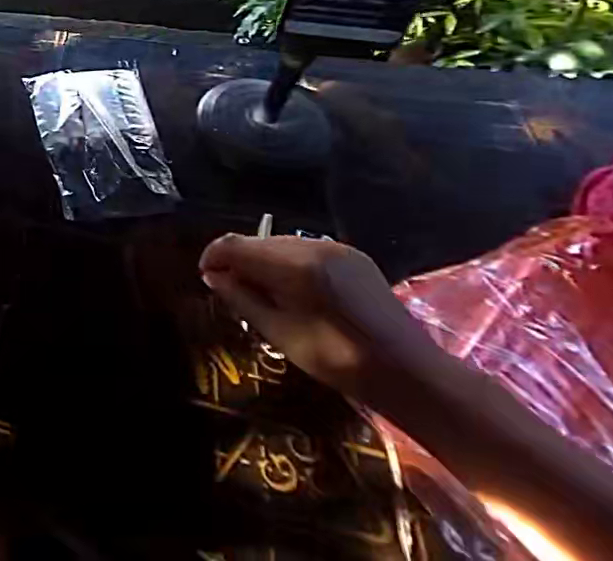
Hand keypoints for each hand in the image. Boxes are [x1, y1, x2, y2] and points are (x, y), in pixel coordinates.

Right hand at [199, 234, 441, 402]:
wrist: (407, 371)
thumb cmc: (339, 362)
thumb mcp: (281, 335)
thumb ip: (243, 299)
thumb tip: (213, 276)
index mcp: (295, 267)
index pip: (238, 245)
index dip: (214, 255)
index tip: (205, 276)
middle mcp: (313, 246)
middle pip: (258, 242)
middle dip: (239, 260)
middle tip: (230, 290)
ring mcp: (335, 246)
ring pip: (281, 243)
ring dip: (263, 261)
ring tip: (261, 292)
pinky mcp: (351, 253)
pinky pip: (306, 249)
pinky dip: (289, 263)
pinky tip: (293, 288)